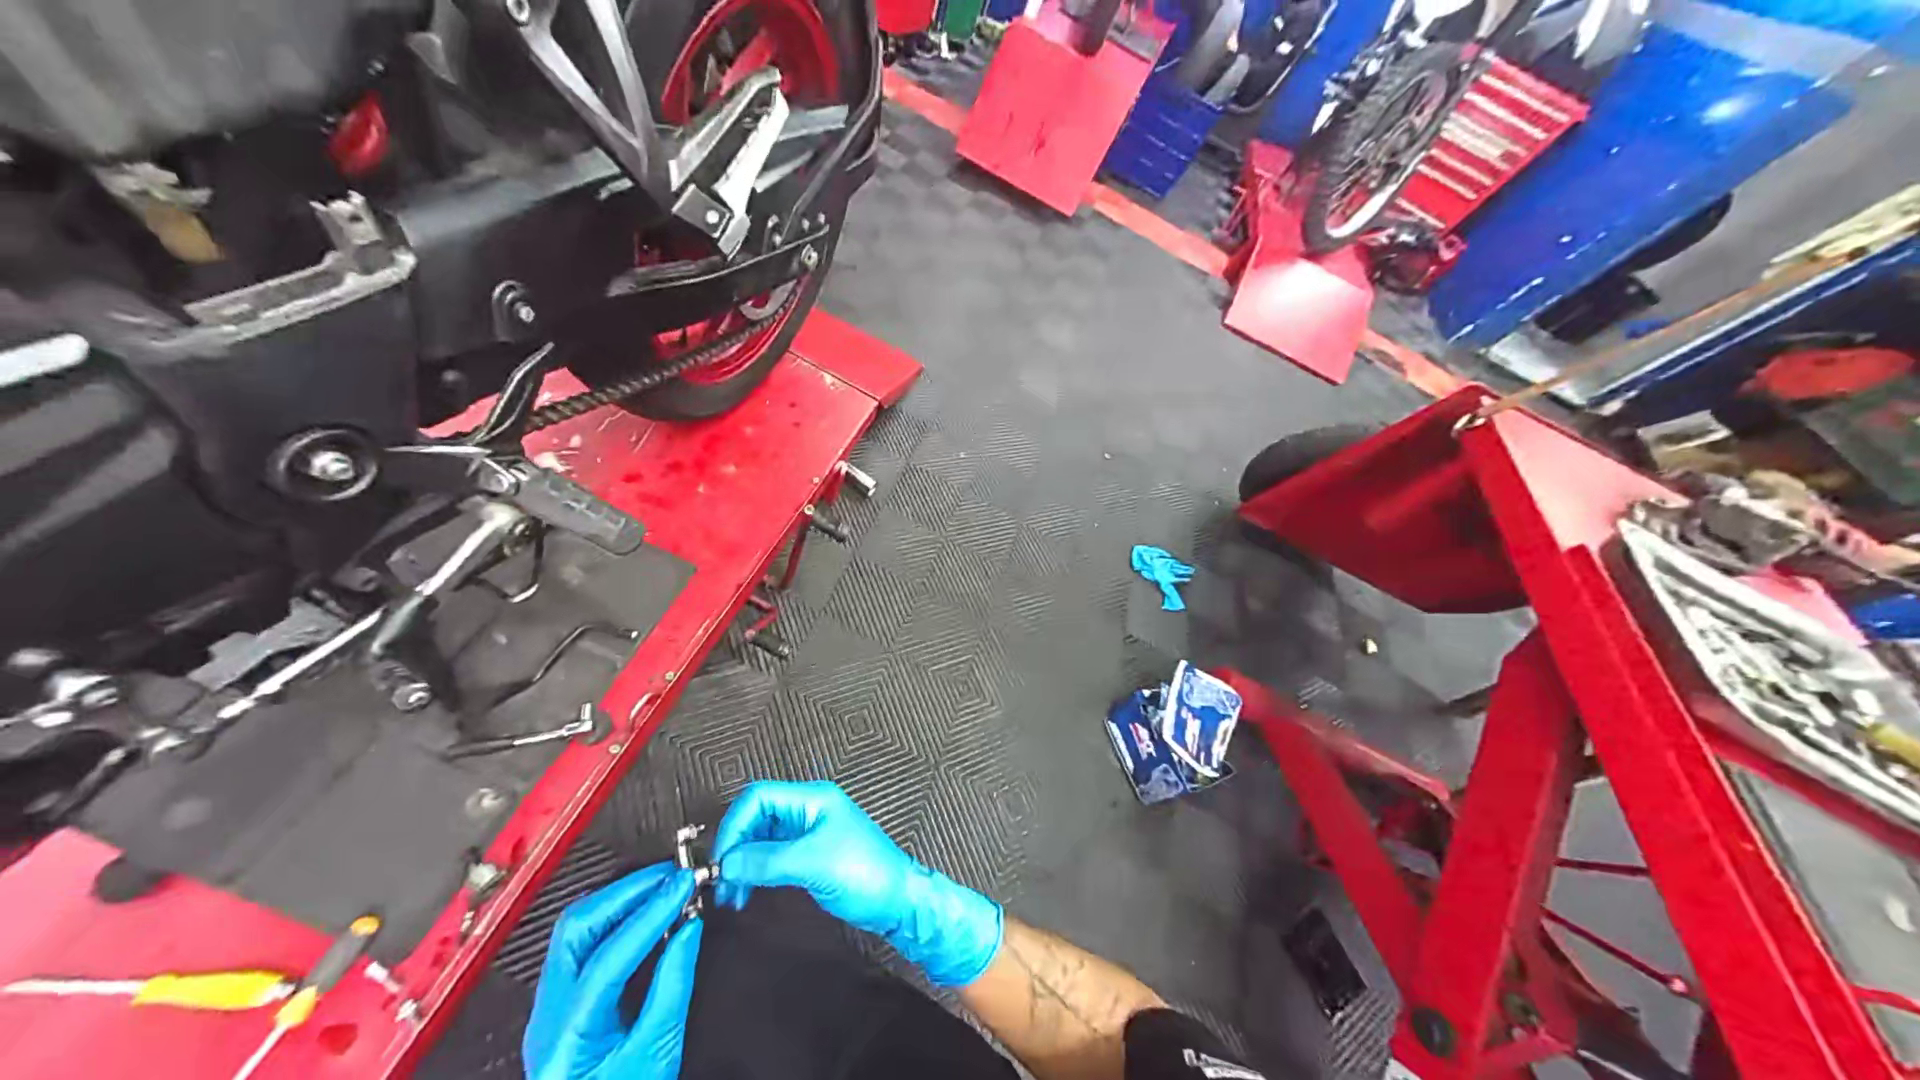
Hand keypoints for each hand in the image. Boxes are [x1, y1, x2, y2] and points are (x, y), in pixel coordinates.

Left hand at [524, 864, 702, 1079]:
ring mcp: (549, 1009)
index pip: (609, 955)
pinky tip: (647, 913)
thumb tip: (690, 928)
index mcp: (566, 1037)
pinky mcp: (562, 1005)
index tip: (682, 885)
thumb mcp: (657, 1055)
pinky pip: (583, 945)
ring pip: (575, 931)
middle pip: (576, 930)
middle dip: (627, 893)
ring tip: (662, 887)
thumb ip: (673, 986)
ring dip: (620, 900)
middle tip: (670, 877)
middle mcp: (546, 1017)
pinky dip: (617, 919)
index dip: (650, 913)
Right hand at [712, 780, 1002, 985]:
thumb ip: (767, 860)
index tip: (722, 858)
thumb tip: (729, 862)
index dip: (734, 825)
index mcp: (813, 799)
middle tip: (721, 878)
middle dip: (734, 845)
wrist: (898, 902)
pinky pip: (771, 855)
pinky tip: (746, 890)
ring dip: (742, 861)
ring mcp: (809, 833)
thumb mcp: (813, 863)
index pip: (758, 797)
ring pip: (761, 838)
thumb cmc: (868, 875)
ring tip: (731, 892)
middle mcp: (809, 810)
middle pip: (756, 816)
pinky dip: (754, 871)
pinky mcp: (809, 855)